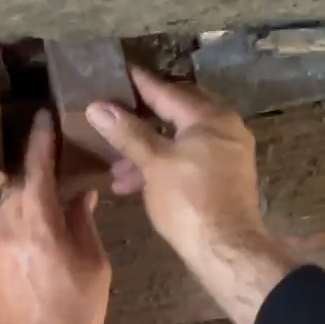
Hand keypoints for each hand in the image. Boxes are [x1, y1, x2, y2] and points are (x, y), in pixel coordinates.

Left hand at [0, 110, 111, 323]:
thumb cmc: (76, 312)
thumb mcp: (93, 262)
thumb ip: (83, 220)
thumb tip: (82, 193)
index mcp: (38, 224)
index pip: (36, 169)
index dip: (42, 140)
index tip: (46, 115)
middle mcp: (8, 227)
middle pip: (20, 185)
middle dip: (38, 169)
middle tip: (62, 158)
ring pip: (11, 205)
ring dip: (31, 196)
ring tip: (56, 193)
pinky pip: (6, 226)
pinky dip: (23, 217)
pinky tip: (43, 225)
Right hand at [86, 67, 297, 323]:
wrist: (225, 250)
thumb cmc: (189, 201)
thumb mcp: (153, 164)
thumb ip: (127, 133)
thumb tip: (97, 107)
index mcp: (210, 117)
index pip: (167, 91)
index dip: (138, 84)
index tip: (116, 73)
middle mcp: (224, 128)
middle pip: (175, 114)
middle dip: (140, 121)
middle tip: (112, 120)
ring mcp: (227, 153)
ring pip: (179, 141)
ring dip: (147, 151)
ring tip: (116, 170)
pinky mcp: (224, 177)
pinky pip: (188, 159)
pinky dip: (163, 165)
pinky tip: (138, 184)